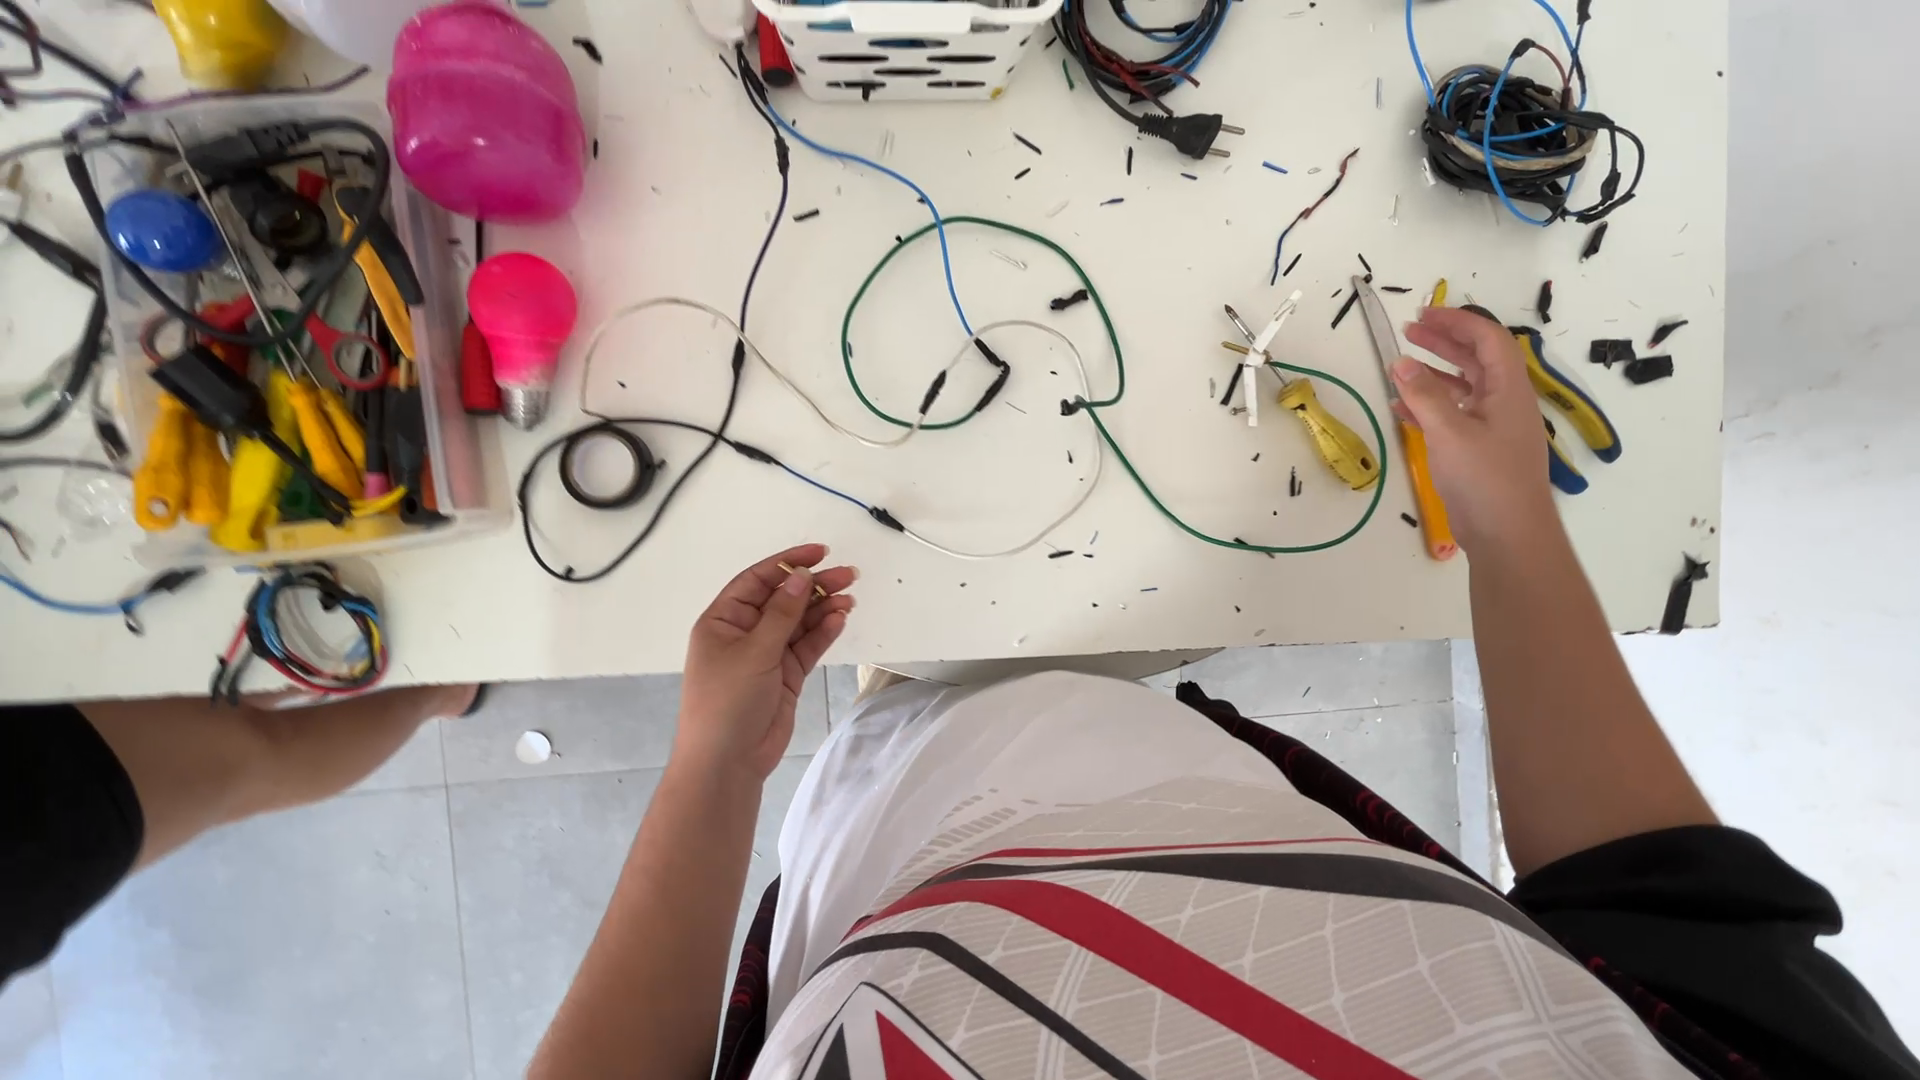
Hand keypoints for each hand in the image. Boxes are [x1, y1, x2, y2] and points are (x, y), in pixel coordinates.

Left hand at [675, 544, 856, 779]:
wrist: (727, 762)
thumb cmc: (727, 701)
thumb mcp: (753, 652)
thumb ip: (781, 613)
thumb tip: (801, 575)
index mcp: (723, 620)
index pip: (757, 580)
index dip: (787, 563)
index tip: (820, 553)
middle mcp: (745, 633)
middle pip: (784, 599)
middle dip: (814, 586)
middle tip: (848, 575)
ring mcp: (766, 655)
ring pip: (799, 622)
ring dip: (823, 608)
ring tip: (850, 597)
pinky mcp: (785, 675)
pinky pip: (807, 646)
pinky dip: (824, 632)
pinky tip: (840, 619)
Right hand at [1393, 307, 1557, 552]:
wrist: (1507, 532)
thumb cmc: (1485, 478)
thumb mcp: (1450, 432)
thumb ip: (1424, 396)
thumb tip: (1400, 363)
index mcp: (1508, 390)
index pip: (1487, 341)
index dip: (1457, 323)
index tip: (1422, 315)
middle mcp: (1504, 402)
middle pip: (1476, 359)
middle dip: (1444, 342)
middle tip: (1409, 331)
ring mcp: (1492, 426)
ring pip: (1463, 387)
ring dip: (1434, 373)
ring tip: (1400, 368)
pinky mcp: (1477, 449)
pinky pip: (1452, 415)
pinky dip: (1428, 407)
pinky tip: (1402, 409)